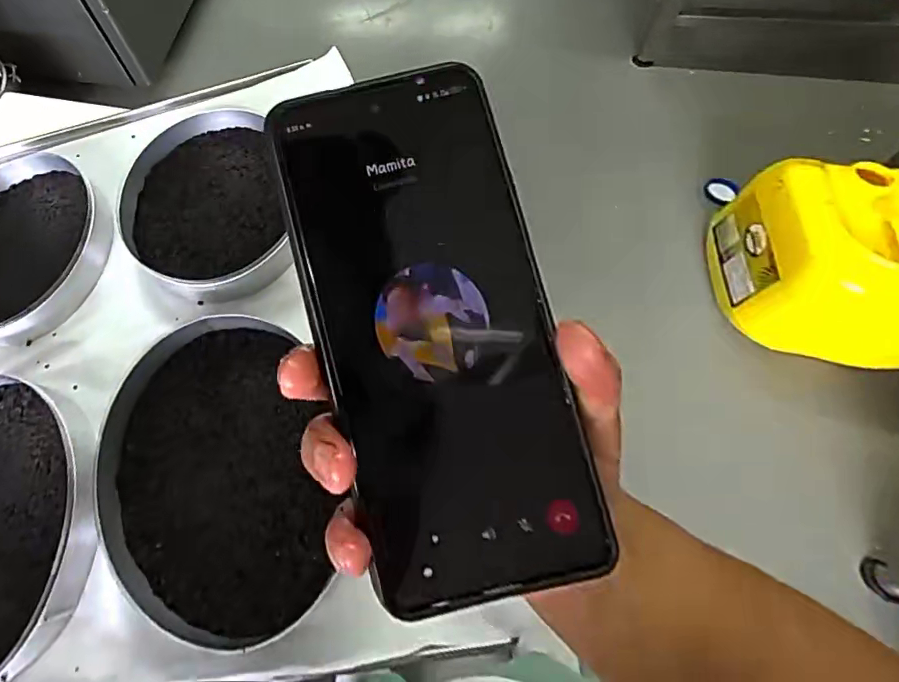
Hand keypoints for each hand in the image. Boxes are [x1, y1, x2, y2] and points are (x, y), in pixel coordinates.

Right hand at [275, 320, 623, 579]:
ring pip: (332, 456)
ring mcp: (391, 470)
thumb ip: (588, 382)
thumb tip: (577, 341)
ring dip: (323, 466)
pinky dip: (344, 533)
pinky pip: (353, 521)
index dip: (322, 351)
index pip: (361, 354)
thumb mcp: (585, 422)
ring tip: (343, 486)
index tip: (309, 365)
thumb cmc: (567, 472)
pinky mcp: (395, 521)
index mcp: (426, 385)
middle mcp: (396, 422)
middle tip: (333, 437)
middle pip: (332, 402)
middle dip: (315, 413)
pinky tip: (356, 544)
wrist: (589, 558)